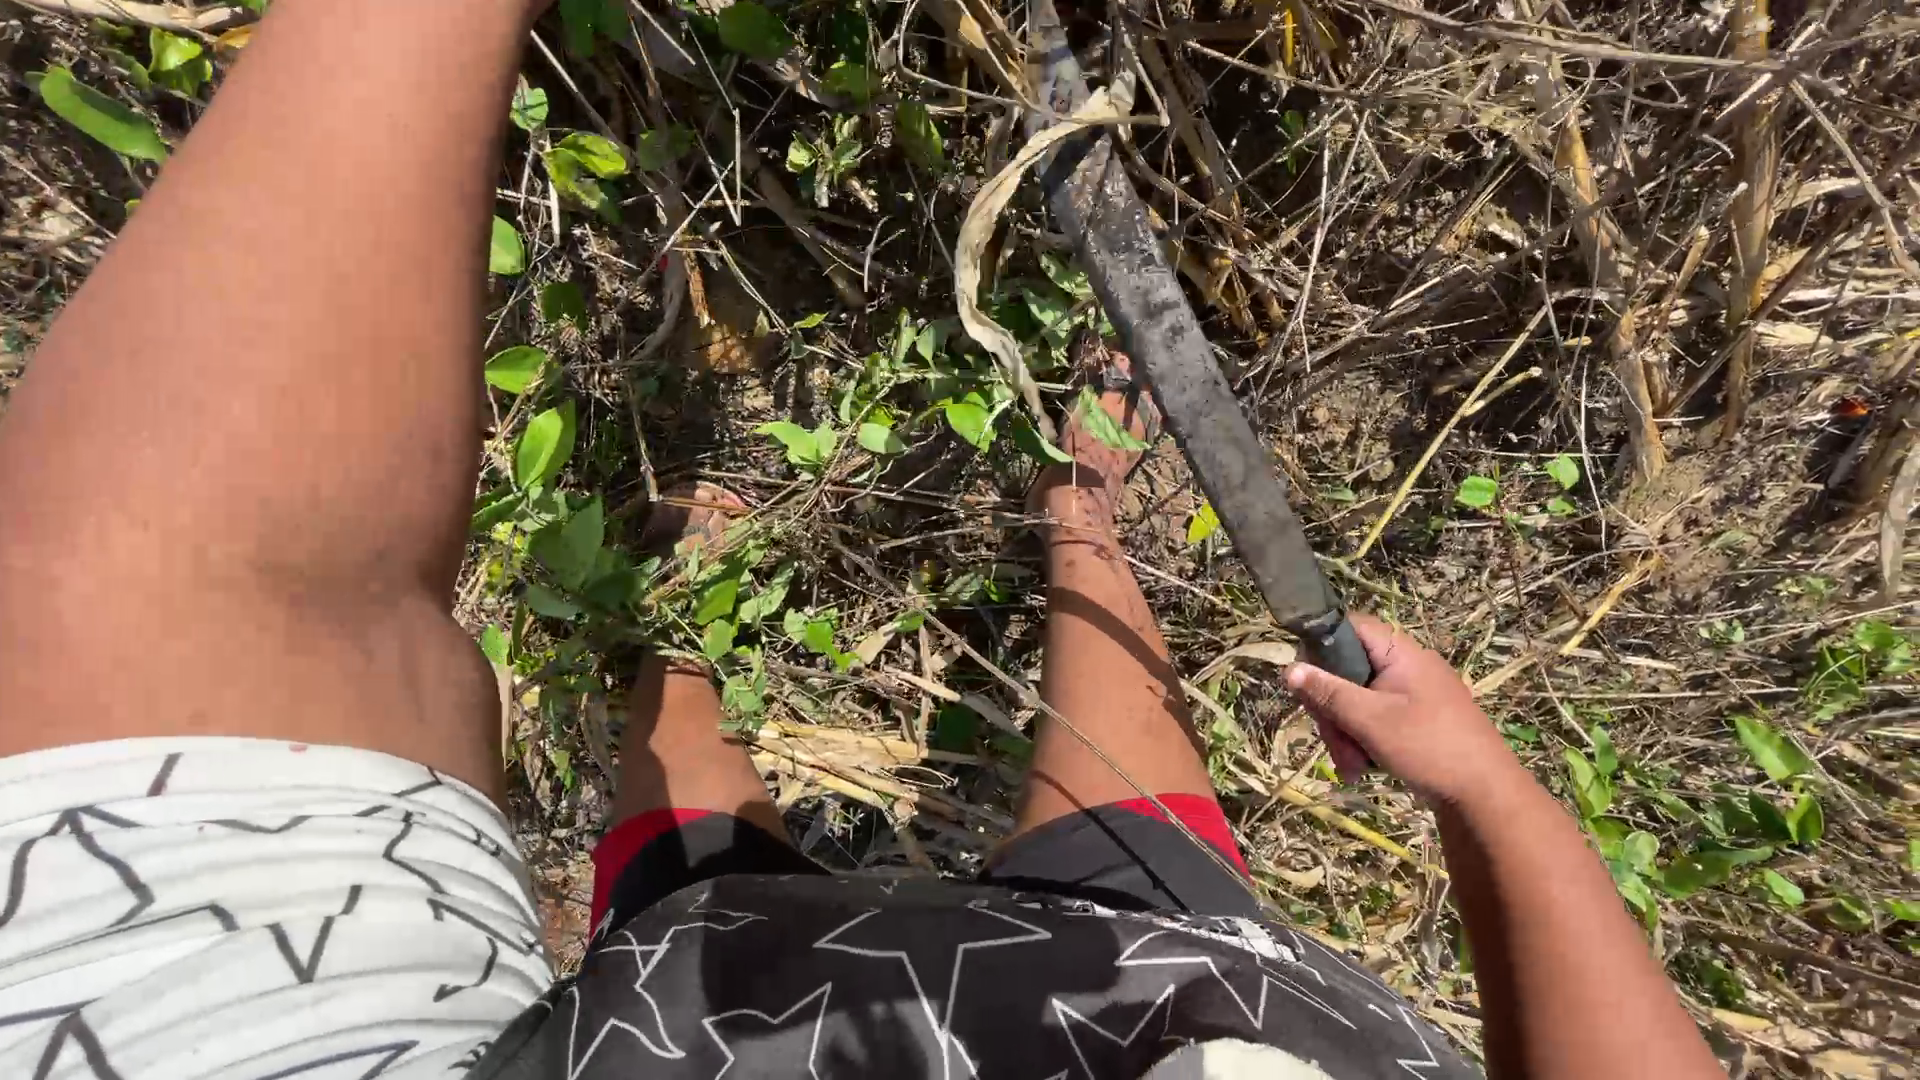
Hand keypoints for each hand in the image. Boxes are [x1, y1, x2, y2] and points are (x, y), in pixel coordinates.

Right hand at [1286, 613, 1522, 804]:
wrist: (1488, 797)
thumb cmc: (1429, 747)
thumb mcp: (1369, 719)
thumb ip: (1327, 691)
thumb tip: (1288, 668)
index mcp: (1400, 653)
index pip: (1349, 627)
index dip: (1321, 648)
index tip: (1306, 681)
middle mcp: (1407, 666)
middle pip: (1347, 670)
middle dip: (1331, 708)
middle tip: (1331, 738)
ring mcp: (1413, 693)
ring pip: (1357, 698)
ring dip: (1344, 730)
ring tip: (1351, 764)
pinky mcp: (1417, 718)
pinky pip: (1375, 716)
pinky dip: (1363, 739)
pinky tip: (1362, 766)